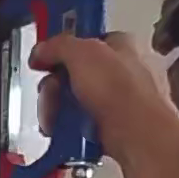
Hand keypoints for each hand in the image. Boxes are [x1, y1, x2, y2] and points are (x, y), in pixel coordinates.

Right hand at [30, 32, 168, 149]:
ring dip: (56, 110)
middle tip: (51, 94)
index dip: (60, 50)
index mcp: (121, 45)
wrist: (138, 136)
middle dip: (54, 87)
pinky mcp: (109, 126)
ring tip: (55, 119)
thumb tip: (40, 51)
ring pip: (72, 101)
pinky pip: (78, 122)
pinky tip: (63, 132)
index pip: (83, 41)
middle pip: (72, 74)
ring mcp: (116, 100)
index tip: (43, 60)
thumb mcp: (83, 54)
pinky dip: (66, 127)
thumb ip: (58, 46)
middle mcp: (121, 71)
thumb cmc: (120, 90)